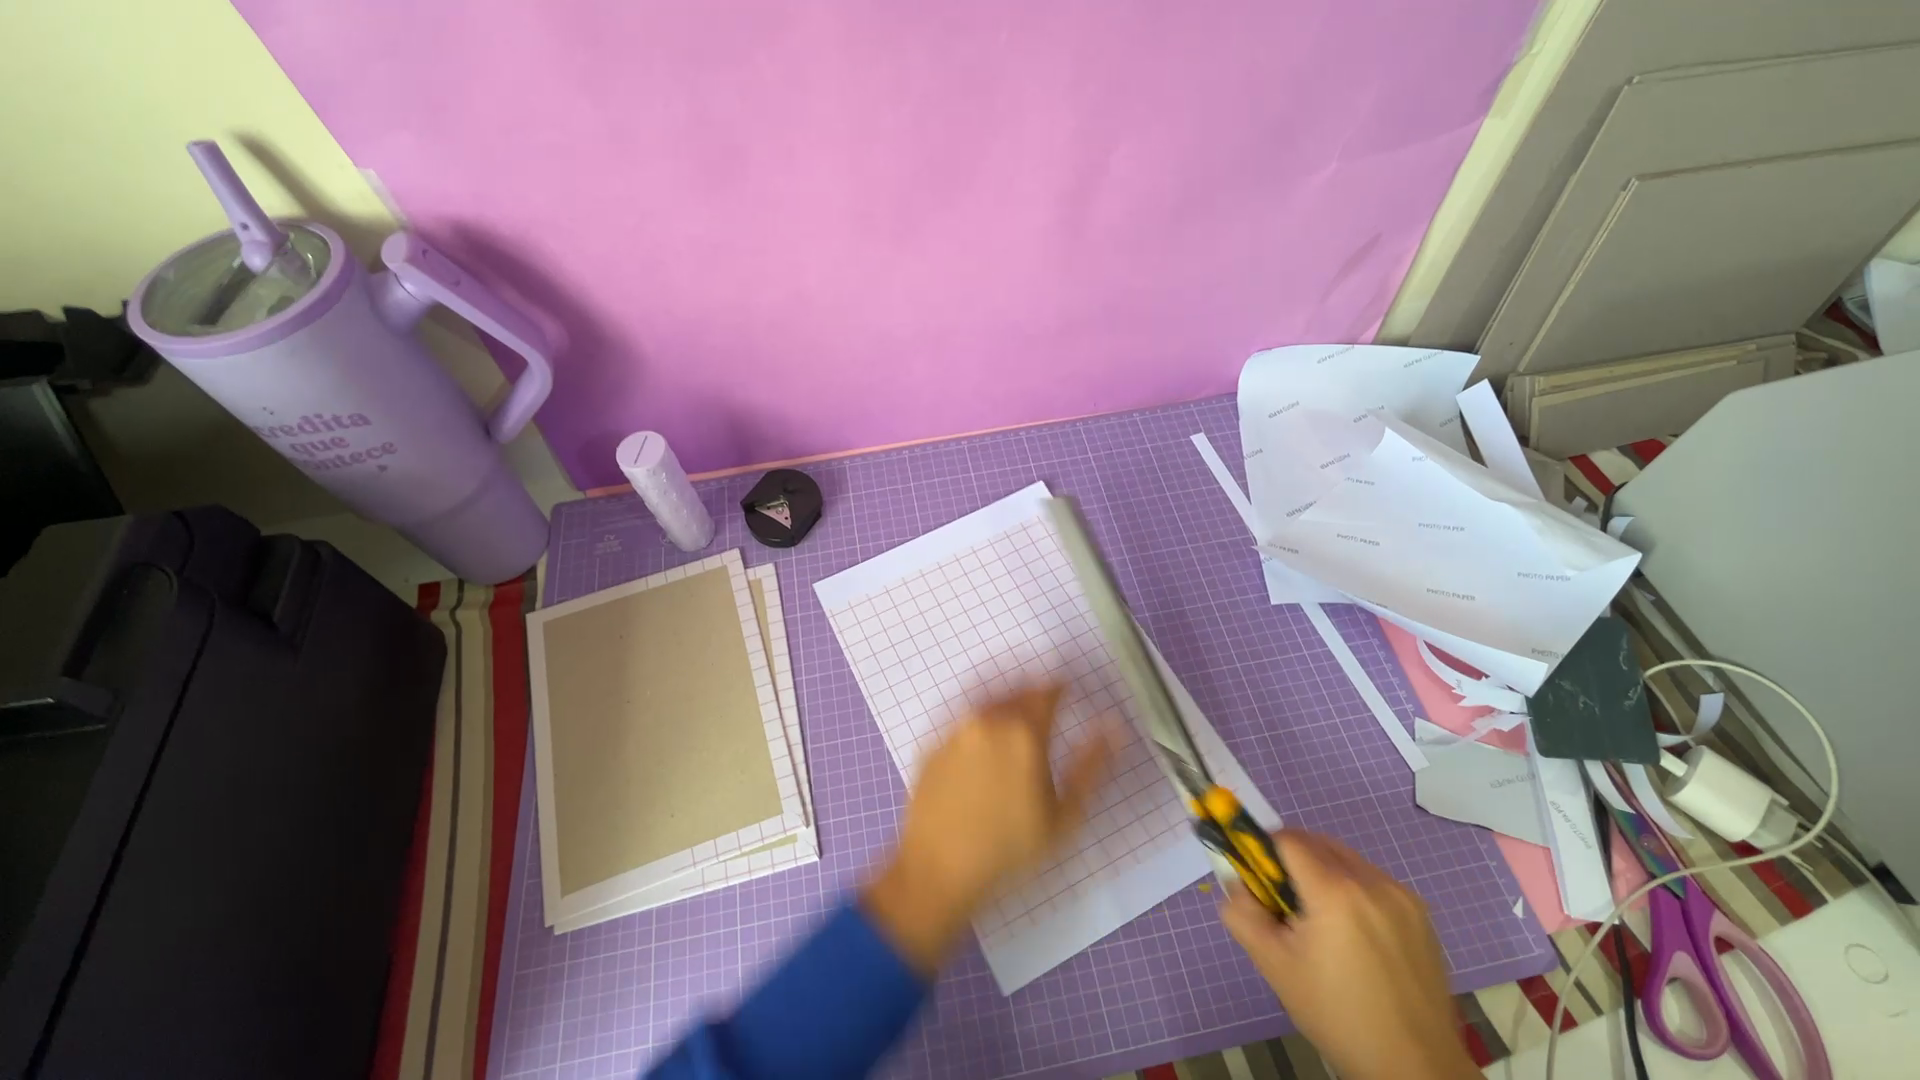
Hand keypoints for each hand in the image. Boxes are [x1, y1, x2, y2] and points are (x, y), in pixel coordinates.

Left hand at [862, 683, 1113, 974]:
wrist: (938, 870)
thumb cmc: (1010, 848)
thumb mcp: (1064, 816)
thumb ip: (1091, 767)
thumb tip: (1113, 729)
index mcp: (1024, 732)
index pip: (1047, 692)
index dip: (1060, 689)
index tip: (1068, 692)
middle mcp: (988, 721)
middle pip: (1016, 695)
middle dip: (1033, 700)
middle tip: (1045, 715)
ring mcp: (955, 732)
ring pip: (987, 708)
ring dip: (1005, 711)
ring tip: (1014, 735)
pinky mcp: (931, 747)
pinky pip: (963, 727)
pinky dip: (978, 731)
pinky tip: (982, 757)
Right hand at [1222, 830, 1476, 1079]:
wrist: (1413, 1064)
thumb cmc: (1335, 1013)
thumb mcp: (1274, 966)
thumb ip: (1242, 914)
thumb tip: (1233, 881)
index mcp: (1334, 891)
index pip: (1288, 839)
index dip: (1264, 850)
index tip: (1257, 879)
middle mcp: (1372, 881)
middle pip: (1318, 843)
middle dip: (1292, 860)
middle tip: (1283, 902)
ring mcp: (1402, 895)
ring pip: (1347, 860)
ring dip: (1324, 873)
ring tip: (1320, 923)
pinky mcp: (1421, 913)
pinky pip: (1374, 882)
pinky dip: (1354, 890)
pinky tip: (1354, 934)